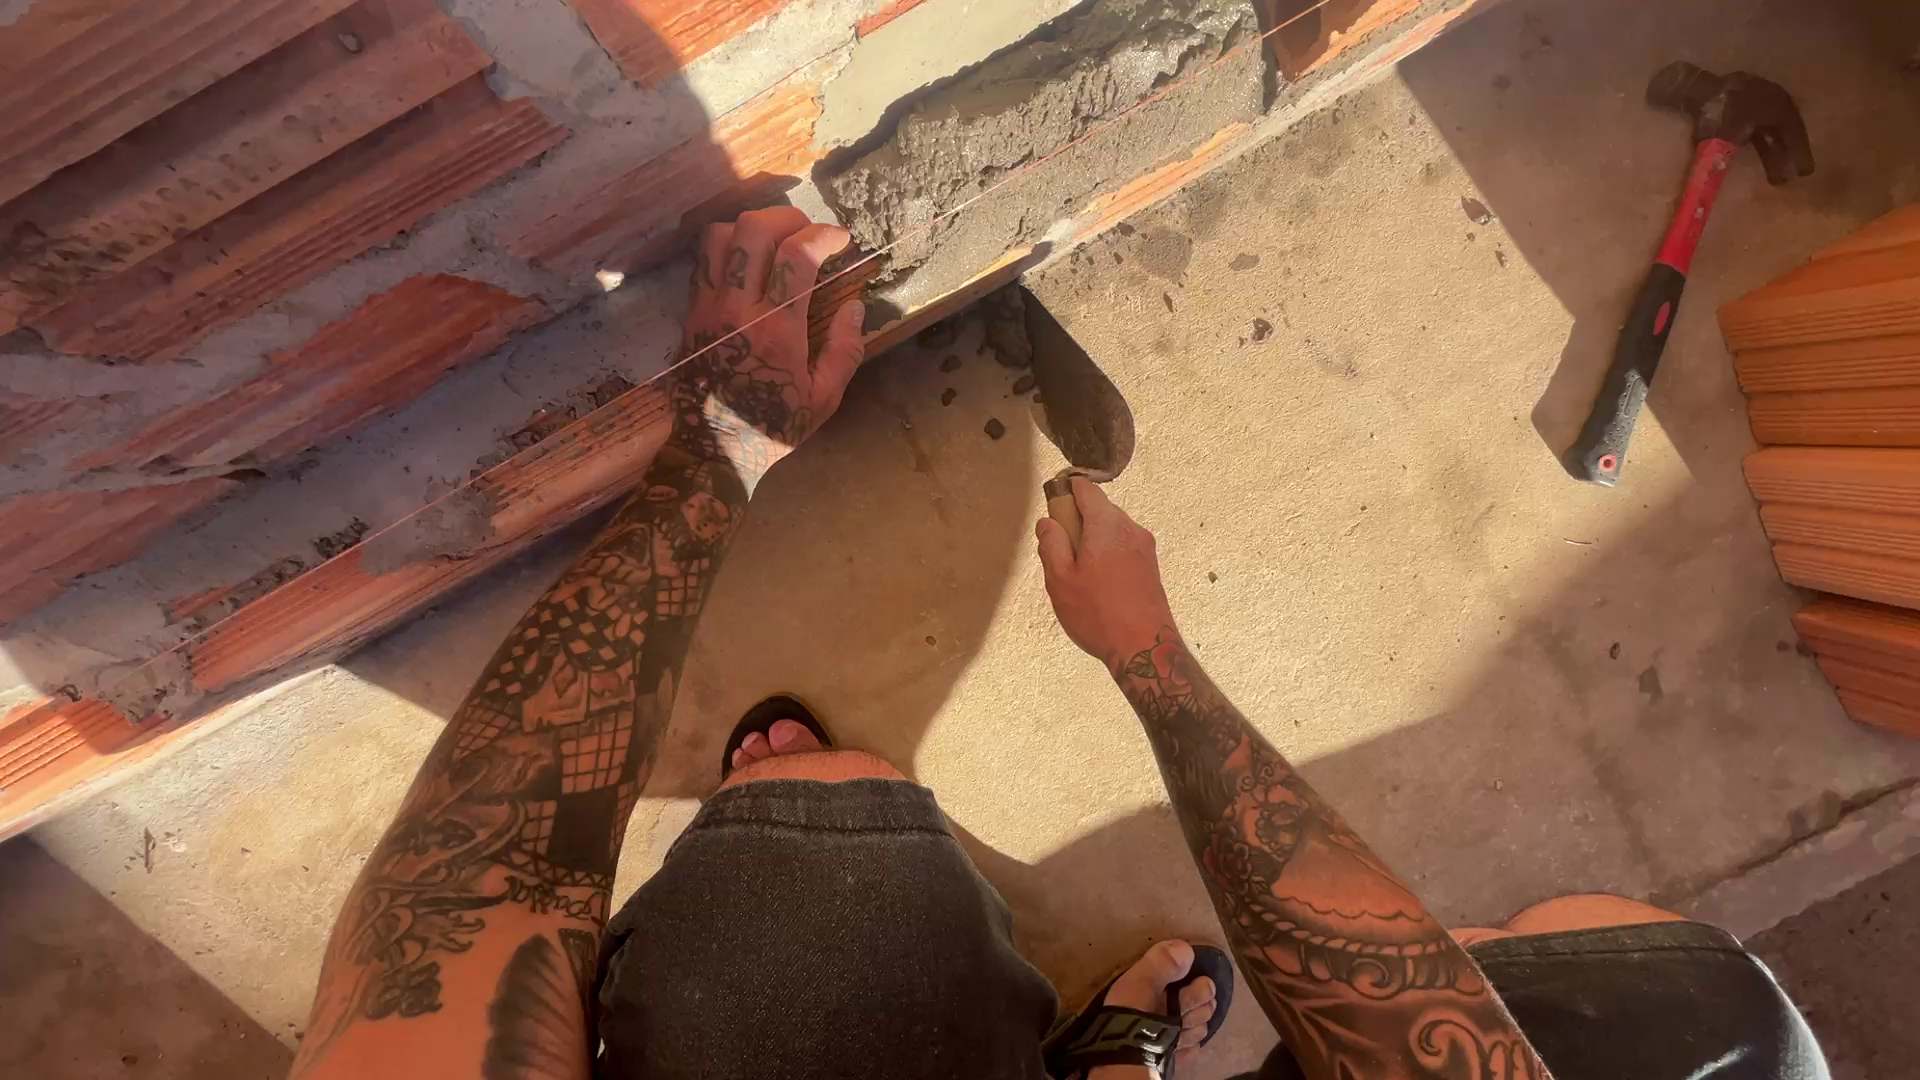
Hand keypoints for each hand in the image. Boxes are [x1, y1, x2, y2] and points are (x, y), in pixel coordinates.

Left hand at [674, 207, 866, 482]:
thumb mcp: (824, 399)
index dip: (824, 235)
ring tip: (776, 239)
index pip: (798, 255)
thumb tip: (856, 306)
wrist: (713, 449)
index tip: (841, 239)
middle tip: (809, 230)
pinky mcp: (690, 312)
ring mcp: (708, 306)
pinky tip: (749, 261)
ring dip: (752, 226)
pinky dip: (729, 245)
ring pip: (721, 235)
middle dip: (788, 217)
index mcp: (777, 330)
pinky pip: (704, 259)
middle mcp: (738, 308)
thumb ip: (844, 351)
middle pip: (755, 230)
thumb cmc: (773, 427)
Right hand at [1035, 477, 1178, 674]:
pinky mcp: (1151, 567)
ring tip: (1079, 576)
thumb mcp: (1060, 579)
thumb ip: (1051, 544)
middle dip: (1077, 522)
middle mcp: (1130, 528)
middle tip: (1061, 555)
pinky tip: (1099, 585)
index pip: (1086, 489)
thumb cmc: (1097, 612)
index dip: (1065, 492)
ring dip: (1092, 541)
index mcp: (1107, 525)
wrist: (1146, 648)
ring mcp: (1145, 548)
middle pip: (1099, 509)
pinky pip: (1123, 547)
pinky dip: (1107, 554)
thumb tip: (1048, 522)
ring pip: (1111, 530)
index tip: (1051, 510)